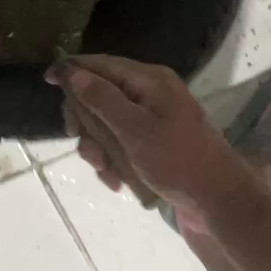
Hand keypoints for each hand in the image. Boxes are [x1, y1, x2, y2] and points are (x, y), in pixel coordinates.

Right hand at [49, 55, 258, 221]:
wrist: (223, 206)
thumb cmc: (179, 162)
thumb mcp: (134, 130)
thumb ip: (101, 99)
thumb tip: (72, 71)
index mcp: (149, 80)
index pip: (101, 64)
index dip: (73, 70)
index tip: (47, 80)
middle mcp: (151, 94)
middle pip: (101, 95)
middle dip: (87, 122)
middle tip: (81, 144)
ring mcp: (155, 121)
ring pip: (108, 124)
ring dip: (99, 148)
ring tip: (105, 172)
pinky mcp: (156, 146)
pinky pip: (123, 145)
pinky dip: (115, 161)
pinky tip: (118, 182)